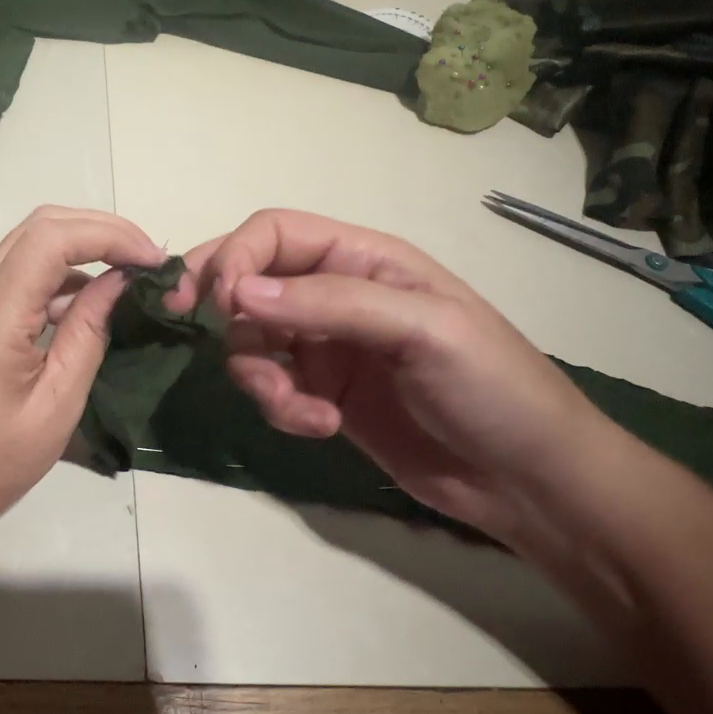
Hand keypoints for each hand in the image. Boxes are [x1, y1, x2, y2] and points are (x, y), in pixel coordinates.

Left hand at [0, 207, 165, 535]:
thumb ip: (89, 333)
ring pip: (30, 240)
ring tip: (132, 271)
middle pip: (39, 226)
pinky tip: (97, 295)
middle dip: (101, 230)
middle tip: (148, 258)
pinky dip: (64, 268)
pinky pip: (22, 268)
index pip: (48, 240)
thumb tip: (122, 281)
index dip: (106, 236)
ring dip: (84, 244)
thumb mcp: (58, 404)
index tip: (151, 259)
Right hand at [170, 209, 613, 541]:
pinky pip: (269, 386)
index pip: (274, 233)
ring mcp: (324, 345)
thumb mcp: (421, 331)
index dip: (236, 257)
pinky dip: (279, 406)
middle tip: (184, 319)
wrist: (528, 480)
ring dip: (256, 373)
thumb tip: (235, 291)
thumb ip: (330, 303)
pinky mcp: (320, 392)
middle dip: (216, 298)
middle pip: (248, 276)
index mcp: (363, 258)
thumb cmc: (491, 386)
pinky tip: (319, 426)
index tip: (219, 303)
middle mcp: (334, 293)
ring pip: (249, 339)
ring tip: (296, 407)